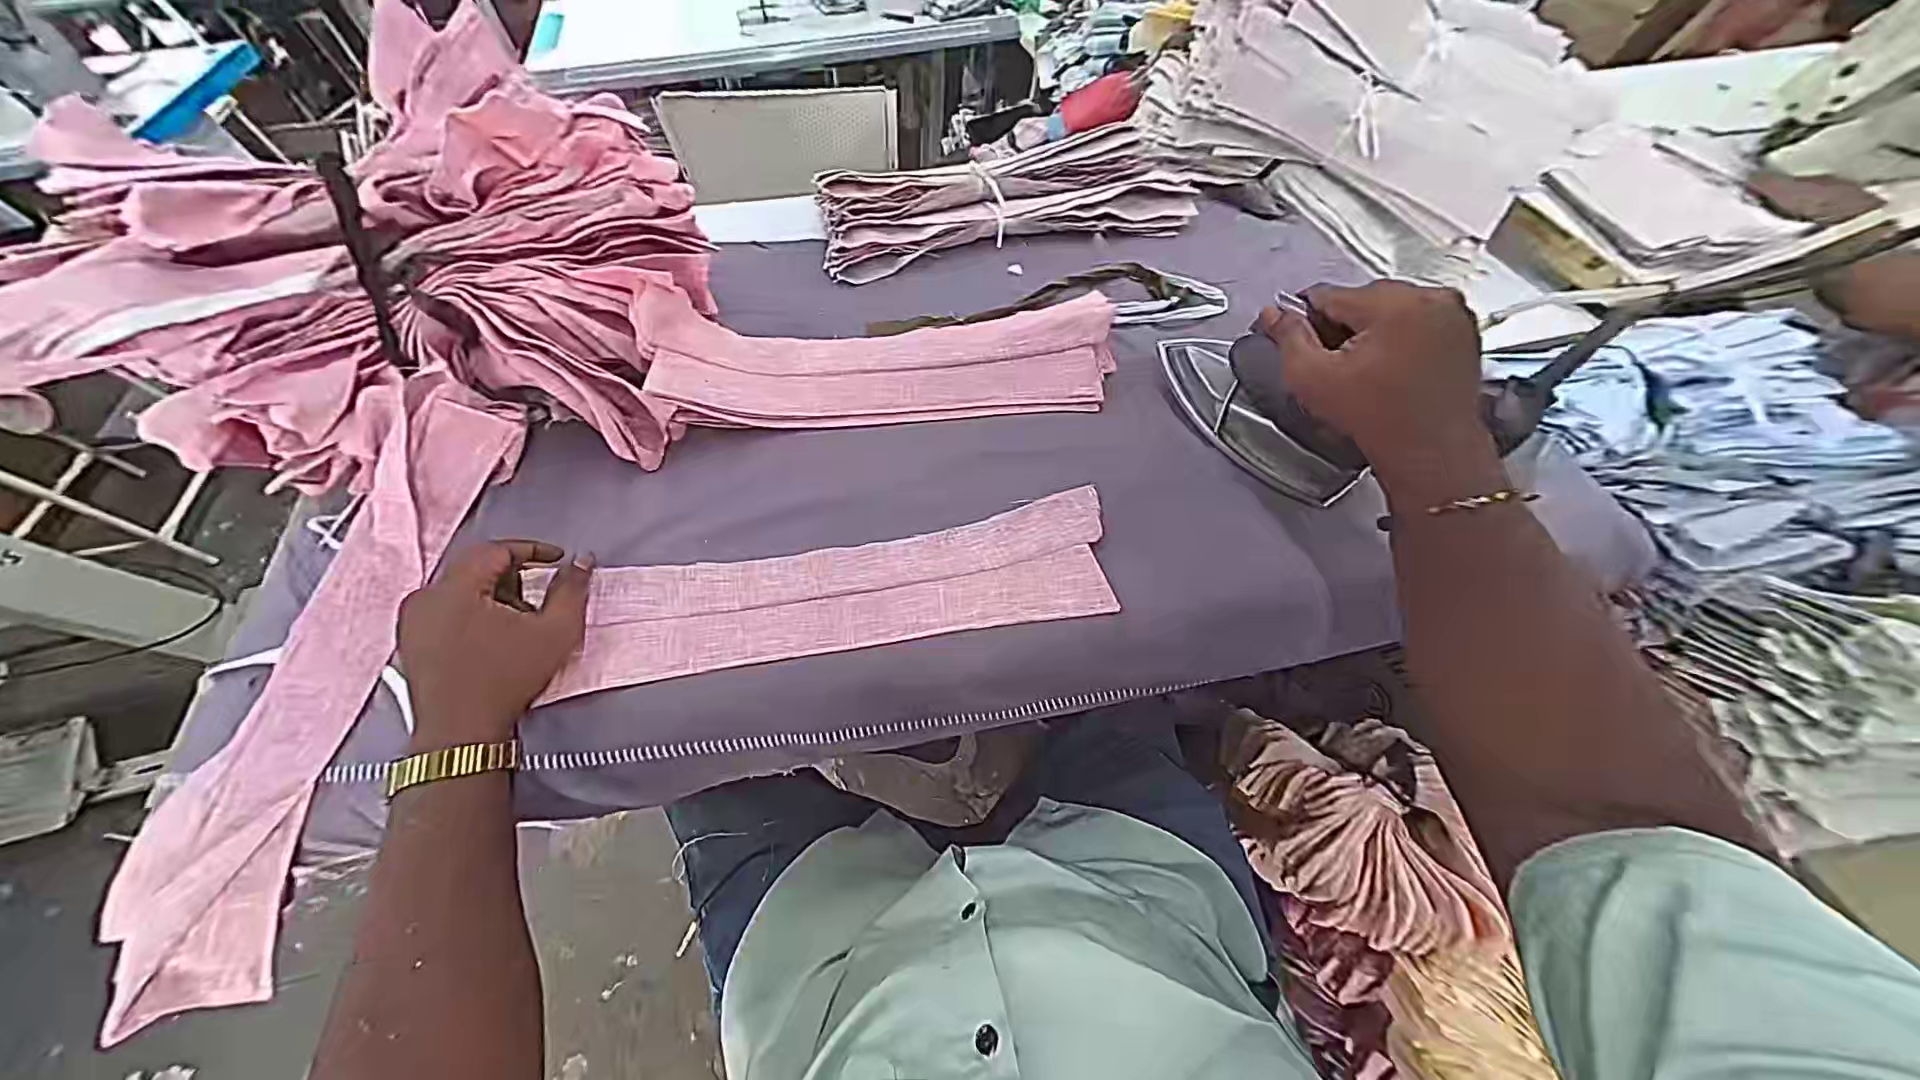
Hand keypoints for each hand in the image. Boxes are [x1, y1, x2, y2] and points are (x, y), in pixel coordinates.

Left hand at [397, 540, 593, 749]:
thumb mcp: (555, 631)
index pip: (495, 549)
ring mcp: (411, 620)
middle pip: (476, 568)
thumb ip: (572, 589)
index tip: (559, 560)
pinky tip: (497, 635)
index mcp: (453, 588)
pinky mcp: (410, 641)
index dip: (532, 550)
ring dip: (496, 594)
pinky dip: (476, 610)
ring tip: (523, 619)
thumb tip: (582, 560)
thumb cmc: (509, 677)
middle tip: (543, 595)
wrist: (461, 731)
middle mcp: (424, 597)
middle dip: (515, 575)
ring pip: (462, 589)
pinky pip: (447, 609)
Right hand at [1256, 281, 1500, 502]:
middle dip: (1339, 328)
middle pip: (1360, 299)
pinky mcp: (1462, 331)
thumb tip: (1275, 314)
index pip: (1328, 294)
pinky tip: (1385, 371)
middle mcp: (1431, 299)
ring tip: (1362, 372)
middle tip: (1331, 366)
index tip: (1296, 339)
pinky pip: (1415, 321)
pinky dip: (1397, 339)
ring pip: (1388, 309)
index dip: (1303, 320)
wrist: (1428, 449)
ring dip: (1368, 332)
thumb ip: (1288, 338)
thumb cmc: (1381, 419)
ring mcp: (1452, 313)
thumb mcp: (1312, 378)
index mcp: (1394, 304)